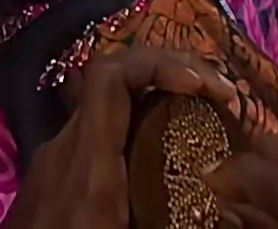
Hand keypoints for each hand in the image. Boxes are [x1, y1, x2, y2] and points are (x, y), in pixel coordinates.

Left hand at [2, 49, 235, 228]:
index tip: (200, 82)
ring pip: (102, 106)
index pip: (110, 78)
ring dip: (148, 101)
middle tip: (213, 92)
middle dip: (162, 73)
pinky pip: (94, 133)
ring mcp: (51, 158)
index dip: (156, 64)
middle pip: (109, 80)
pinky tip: (155, 161)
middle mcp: (65, 147)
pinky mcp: (48, 177)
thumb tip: (229, 216)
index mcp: (87, 167)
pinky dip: (129, 131)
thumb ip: (178, 221)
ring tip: (195, 120)